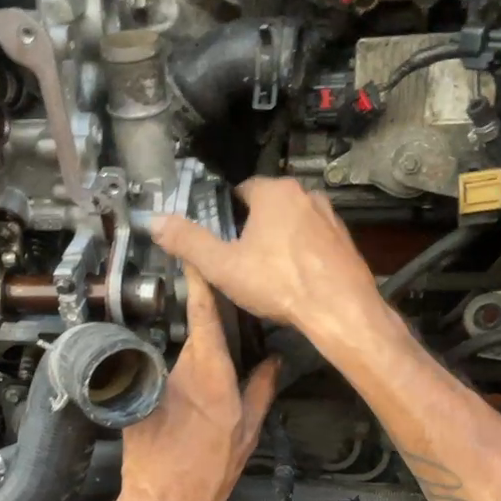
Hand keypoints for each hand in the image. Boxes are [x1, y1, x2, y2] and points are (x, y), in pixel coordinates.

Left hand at [114, 265, 279, 500]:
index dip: (200, 279)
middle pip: (194, 336)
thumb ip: (261, 392)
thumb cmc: (208, 472)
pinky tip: (183, 410)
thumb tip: (273, 363)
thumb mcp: (247, 434)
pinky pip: (161, 381)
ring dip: (194, 366)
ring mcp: (156, 383)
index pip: (203, 312)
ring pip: (179, 360)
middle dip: (209, 331)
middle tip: (229, 332)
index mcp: (211, 372)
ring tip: (209, 389)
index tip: (197, 254)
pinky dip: (174, 387)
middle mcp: (180, 370)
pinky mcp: (138, 398)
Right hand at [150, 177, 385, 342]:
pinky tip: (295, 281)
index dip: (226, 215)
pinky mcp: (345, 240)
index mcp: (273, 192)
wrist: (339, 309)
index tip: (220, 240)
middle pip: (268, 207)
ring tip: (268, 275)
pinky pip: (313, 243)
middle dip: (253, 230)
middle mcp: (305, 194)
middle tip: (240, 263)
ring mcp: (329, 217)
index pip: (241, 191)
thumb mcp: (222, 266)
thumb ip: (188, 242)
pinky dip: (302, 256)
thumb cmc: (279, 283)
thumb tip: (154, 221)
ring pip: (293, 224)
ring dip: (279, 243)